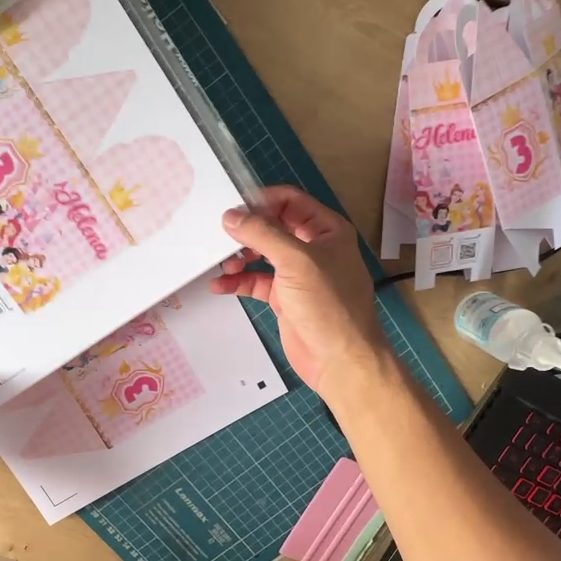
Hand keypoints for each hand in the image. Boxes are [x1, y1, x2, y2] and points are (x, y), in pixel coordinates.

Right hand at [211, 186, 389, 391]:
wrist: (340, 359)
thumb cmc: (329, 305)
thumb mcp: (296, 261)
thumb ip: (263, 234)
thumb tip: (231, 217)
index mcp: (326, 230)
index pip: (290, 201)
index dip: (261, 202)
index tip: (232, 209)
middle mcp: (313, 248)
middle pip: (272, 227)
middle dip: (246, 232)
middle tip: (221, 239)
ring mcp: (298, 274)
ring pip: (262, 255)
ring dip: (240, 258)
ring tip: (223, 266)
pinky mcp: (285, 298)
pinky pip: (257, 282)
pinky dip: (239, 282)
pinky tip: (220, 286)